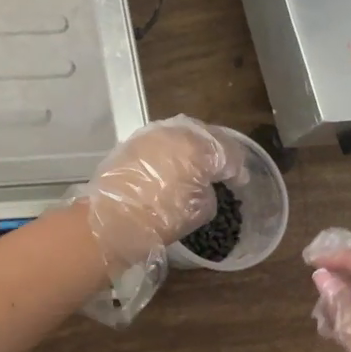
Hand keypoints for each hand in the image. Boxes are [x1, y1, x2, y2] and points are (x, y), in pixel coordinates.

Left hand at [80, 116, 244, 269]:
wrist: (111, 219)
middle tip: (221, 168)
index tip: (239, 180)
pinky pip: (161, 140)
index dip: (237, 166)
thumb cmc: (161, 217)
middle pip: (205, 135)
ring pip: (181, 133)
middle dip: (216, 150)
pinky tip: (173, 163)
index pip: (227, 151)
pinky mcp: (133, 141)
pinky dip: (171, 149)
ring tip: (197, 164)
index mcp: (198, 147)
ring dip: (192, 146)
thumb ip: (210, 190)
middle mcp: (176, 132)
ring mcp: (152, 133)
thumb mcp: (201, 210)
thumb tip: (205, 184)